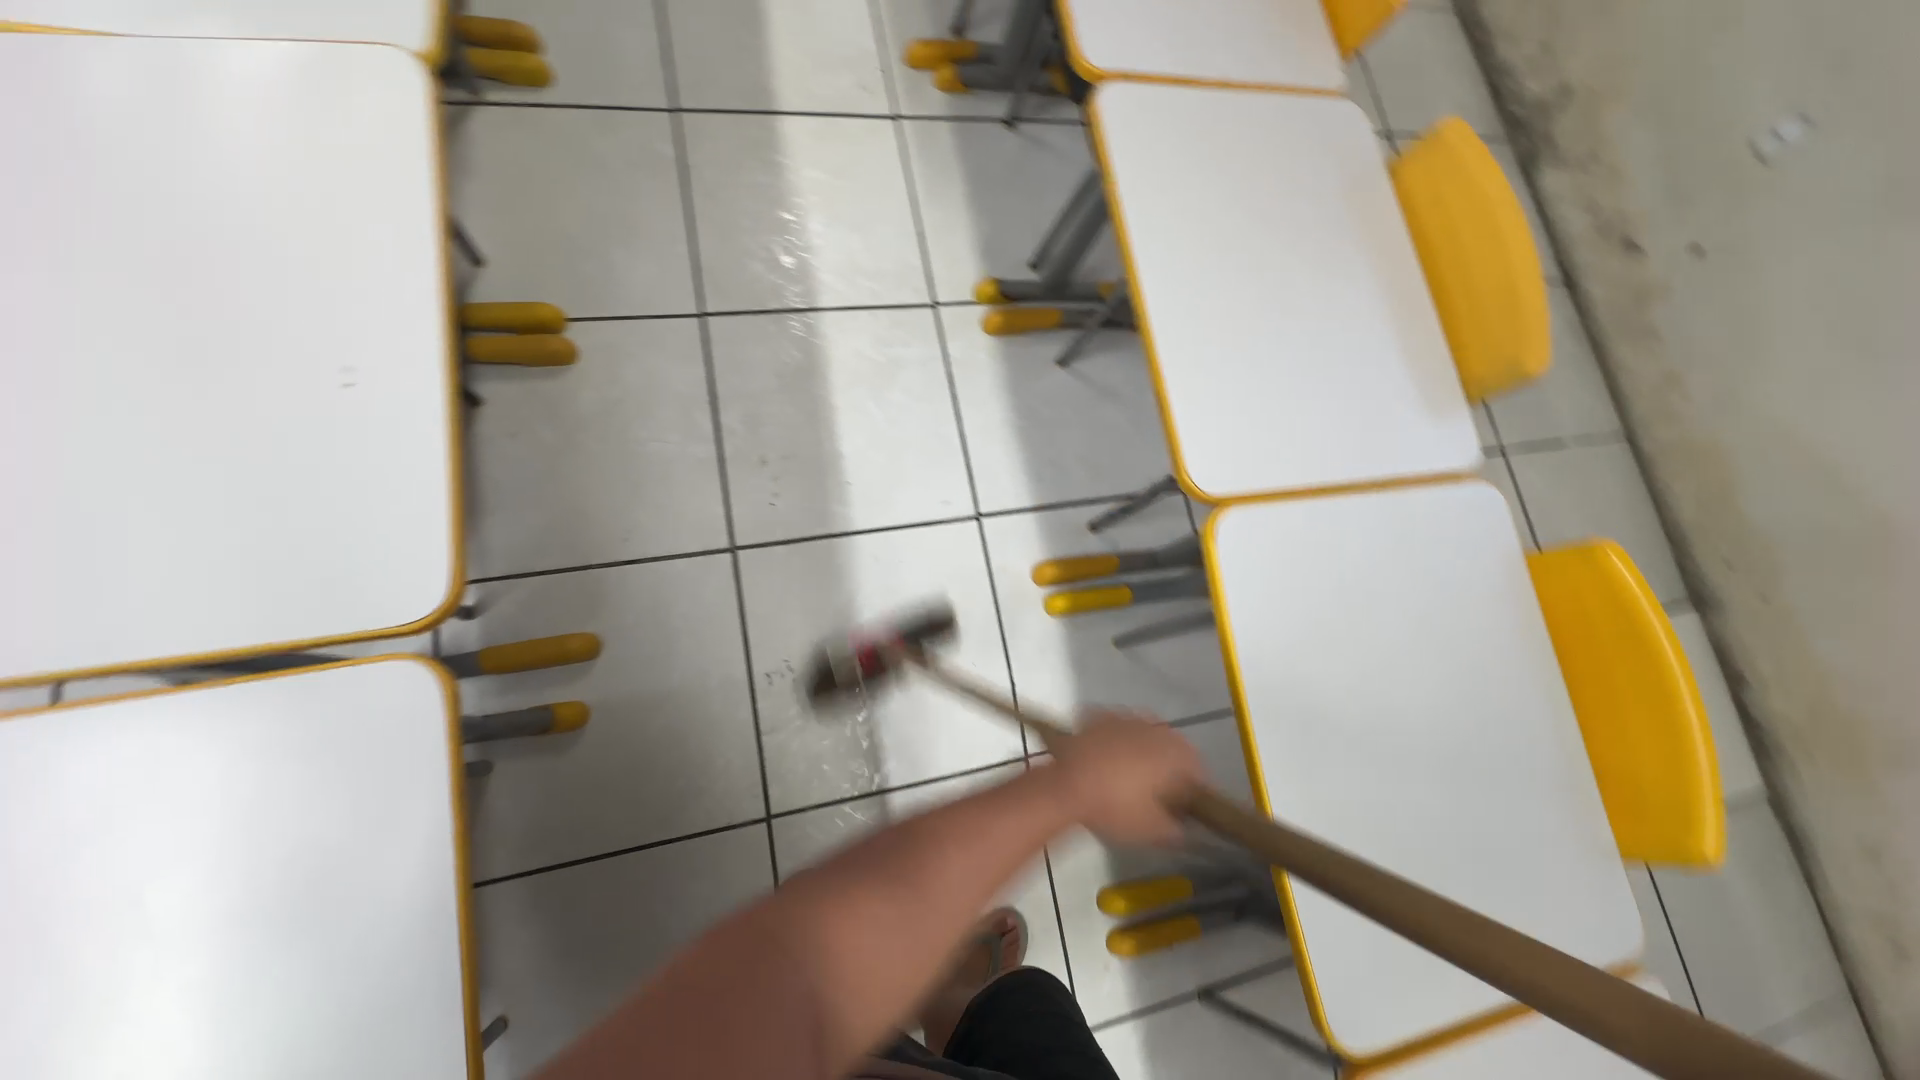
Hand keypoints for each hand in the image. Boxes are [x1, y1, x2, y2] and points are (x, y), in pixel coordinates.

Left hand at [1043, 709, 1204, 845]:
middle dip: (1170, 768)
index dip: (1195, 790)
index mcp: (1175, 753)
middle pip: (1173, 748)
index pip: (1198, 769)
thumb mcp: (1152, 830)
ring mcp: (1125, 718)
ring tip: (1130, 776)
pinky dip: (1117, 740)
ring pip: (1145, 734)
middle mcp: (1154, 728)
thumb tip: (1183, 829)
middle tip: (1159, 794)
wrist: (1064, 787)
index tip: (1185, 808)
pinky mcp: (1098, 717)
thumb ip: (1176, 831)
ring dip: (1144, 751)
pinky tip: (1107, 757)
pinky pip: (1116, 727)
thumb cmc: (1114, 807)